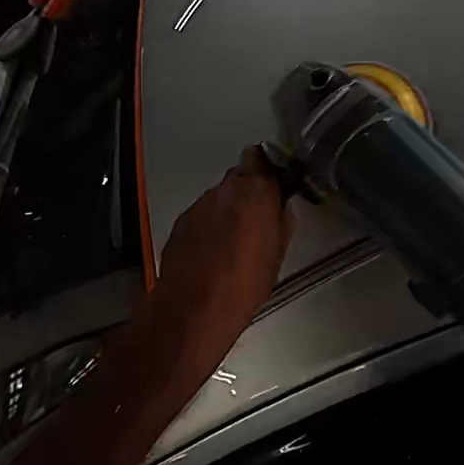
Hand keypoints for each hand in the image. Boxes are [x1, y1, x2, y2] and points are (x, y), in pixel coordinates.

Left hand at [149, 147, 294, 367]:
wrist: (196, 306)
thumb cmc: (244, 284)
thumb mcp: (277, 255)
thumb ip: (281, 223)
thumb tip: (281, 210)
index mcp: (257, 191)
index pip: (263, 158)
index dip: (266, 169)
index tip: (271, 184)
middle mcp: (227, 189)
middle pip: (239, 175)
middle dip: (247, 191)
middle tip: (254, 217)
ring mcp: (201, 203)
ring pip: (219, 195)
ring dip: (226, 208)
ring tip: (230, 240)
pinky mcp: (182, 219)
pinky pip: (201, 213)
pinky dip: (207, 223)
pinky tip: (210, 249)